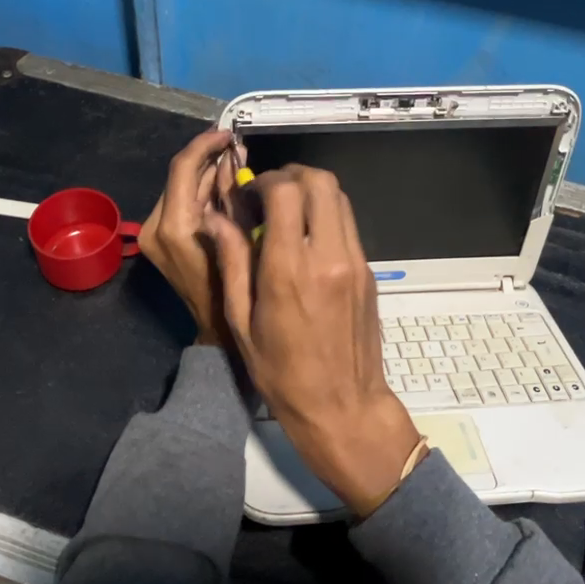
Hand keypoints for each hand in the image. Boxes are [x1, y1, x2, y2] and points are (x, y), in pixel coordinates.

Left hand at [137, 129, 234, 344]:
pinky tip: (222, 184)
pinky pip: (179, 203)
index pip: (183, 168)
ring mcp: (153, 233)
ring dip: (204, 172)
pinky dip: (199, 191)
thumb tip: (233, 157)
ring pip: (179, 188)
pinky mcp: (157, 239)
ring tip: (233, 160)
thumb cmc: (236, 289)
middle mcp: (156, 226)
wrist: (216, 330)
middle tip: (236, 146)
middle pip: (179, 175)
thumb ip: (234, 194)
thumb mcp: (241, 236)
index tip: (228, 134)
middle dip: (207, 157)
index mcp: (175, 226)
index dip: (205, 144)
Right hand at [204, 165, 420, 516]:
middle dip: (291, 176)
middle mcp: (328, 256)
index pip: (286, 192)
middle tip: (269, 194)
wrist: (344, 407)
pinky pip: (348, 225)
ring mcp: (355, 262)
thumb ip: (231, 262)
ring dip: (312, 192)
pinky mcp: (369, 271)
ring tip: (287, 213)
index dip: (265, 182)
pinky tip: (306, 240)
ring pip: (339, 197)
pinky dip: (326, 216)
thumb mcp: (241, 321)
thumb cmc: (282, 373)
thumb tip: (215, 218)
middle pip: (320, 182)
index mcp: (289, 270)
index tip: (249, 195)